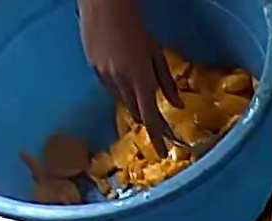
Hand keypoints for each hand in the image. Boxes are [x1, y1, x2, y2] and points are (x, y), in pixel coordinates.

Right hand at [78, 0, 182, 156]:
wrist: (103, 1)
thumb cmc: (135, 24)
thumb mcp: (156, 53)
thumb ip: (167, 82)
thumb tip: (178, 105)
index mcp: (140, 79)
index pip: (150, 119)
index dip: (157, 138)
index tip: (163, 153)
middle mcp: (121, 82)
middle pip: (136, 113)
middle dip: (146, 118)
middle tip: (156, 118)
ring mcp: (105, 76)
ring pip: (122, 102)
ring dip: (132, 102)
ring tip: (136, 86)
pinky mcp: (93, 68)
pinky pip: (109, 88)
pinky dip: (119, 88)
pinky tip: (121, 73)